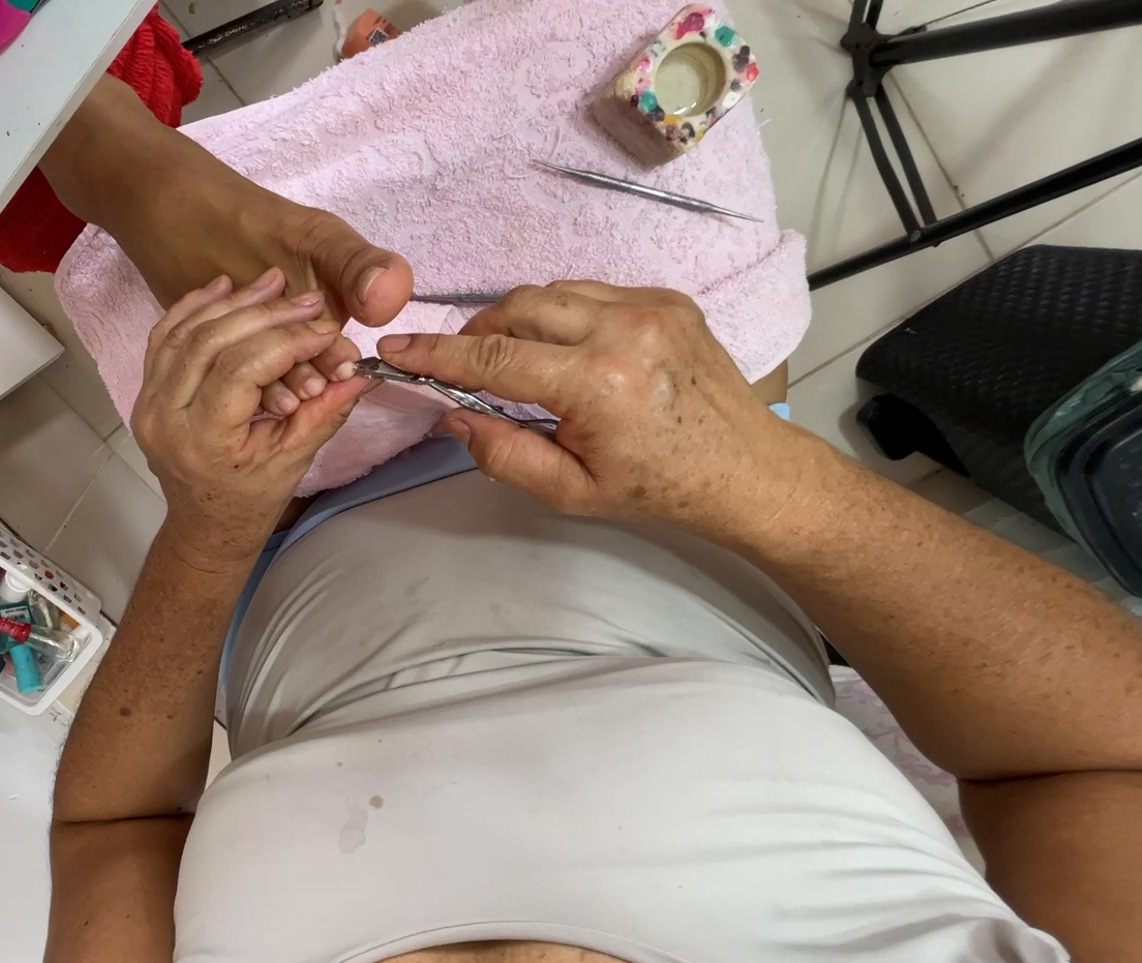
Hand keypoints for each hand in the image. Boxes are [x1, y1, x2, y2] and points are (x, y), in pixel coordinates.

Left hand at [133, 268, 371, 570]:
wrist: (206, 525)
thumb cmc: (250, 500)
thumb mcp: (293, 460)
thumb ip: (324, 412)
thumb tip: (362, 370)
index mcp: (203, 442)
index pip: (242, 369)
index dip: (288, 341)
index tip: (325, 327)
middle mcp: (165, 419)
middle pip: (212, 342)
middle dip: (265, 314)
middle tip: (308, 299)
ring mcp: (148, 404)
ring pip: (185, 333)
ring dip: (231, 303)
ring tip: (273, 282)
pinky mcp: (146, 393)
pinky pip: (164, 338)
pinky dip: (192, 308)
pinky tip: (222, 287)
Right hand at [379, 281, 828, 542]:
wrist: (746, 469)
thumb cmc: (653, 489)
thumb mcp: (567, 491)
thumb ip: (501, 453)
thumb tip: (452, 413)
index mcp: (598, 384)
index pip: (494, 357)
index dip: (436, 352)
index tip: (395, 347)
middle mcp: (624, 330)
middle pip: (517, 308)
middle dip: (475, 332)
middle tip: (458, 365)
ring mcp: (651, 307)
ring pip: (549, 293)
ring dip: (513, 320)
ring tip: (505, 357)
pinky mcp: (666, 299)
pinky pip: (586, 292)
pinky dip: (554, 314)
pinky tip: (555, 347)